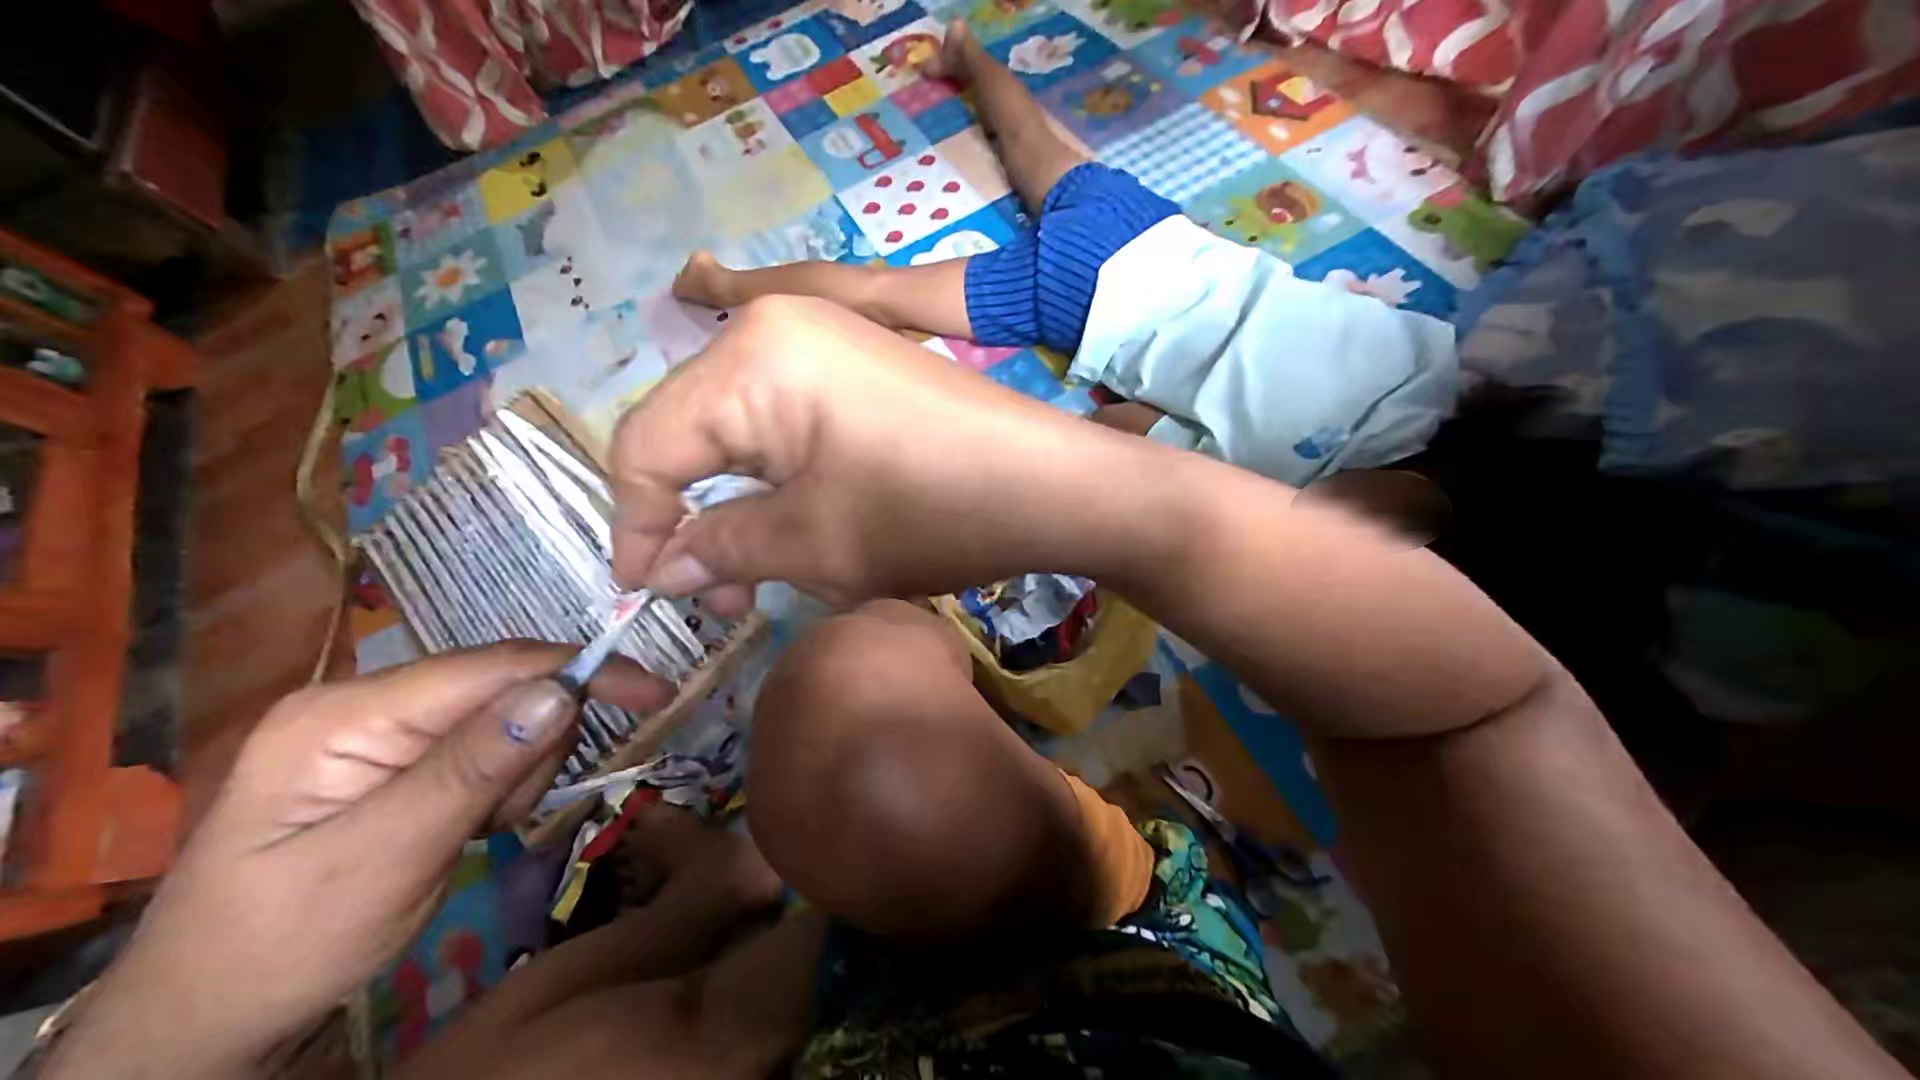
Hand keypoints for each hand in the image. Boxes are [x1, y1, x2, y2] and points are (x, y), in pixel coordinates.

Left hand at [49, 645, 667, 1079]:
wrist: (204, 1020)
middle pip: (503, 685)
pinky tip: (474, 821)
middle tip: (511, 812)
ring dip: (521, 768)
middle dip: (537, 740)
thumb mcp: (384, 860)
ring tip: (482, 827)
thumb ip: (472, 768)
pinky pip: (488, 743)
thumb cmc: (281, 945)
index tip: (654, 691)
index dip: (580, 670)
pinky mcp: (398, 754)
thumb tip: (560, 690)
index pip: (491, 666)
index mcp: (344, 713)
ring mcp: (380, 728)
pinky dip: (505, 780)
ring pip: (506, 714)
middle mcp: (365, 702)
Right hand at [611, 296, 1170, 605]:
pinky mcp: (857, 363)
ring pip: (740, 433)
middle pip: (691, 432)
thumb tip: (661, 568)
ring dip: (740, 506)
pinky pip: (786, 422)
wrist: (1052, 485)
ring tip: (761, 577)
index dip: (635, 525)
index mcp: (750, 356)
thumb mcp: (813, 544)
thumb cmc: (930, 511)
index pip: (647, 444)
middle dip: (693, 518)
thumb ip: (721, 549)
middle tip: (718, 596)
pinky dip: (780, 480)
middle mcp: (775, 327)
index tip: (643, 593)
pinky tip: (801, 527)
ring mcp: (822, 338)